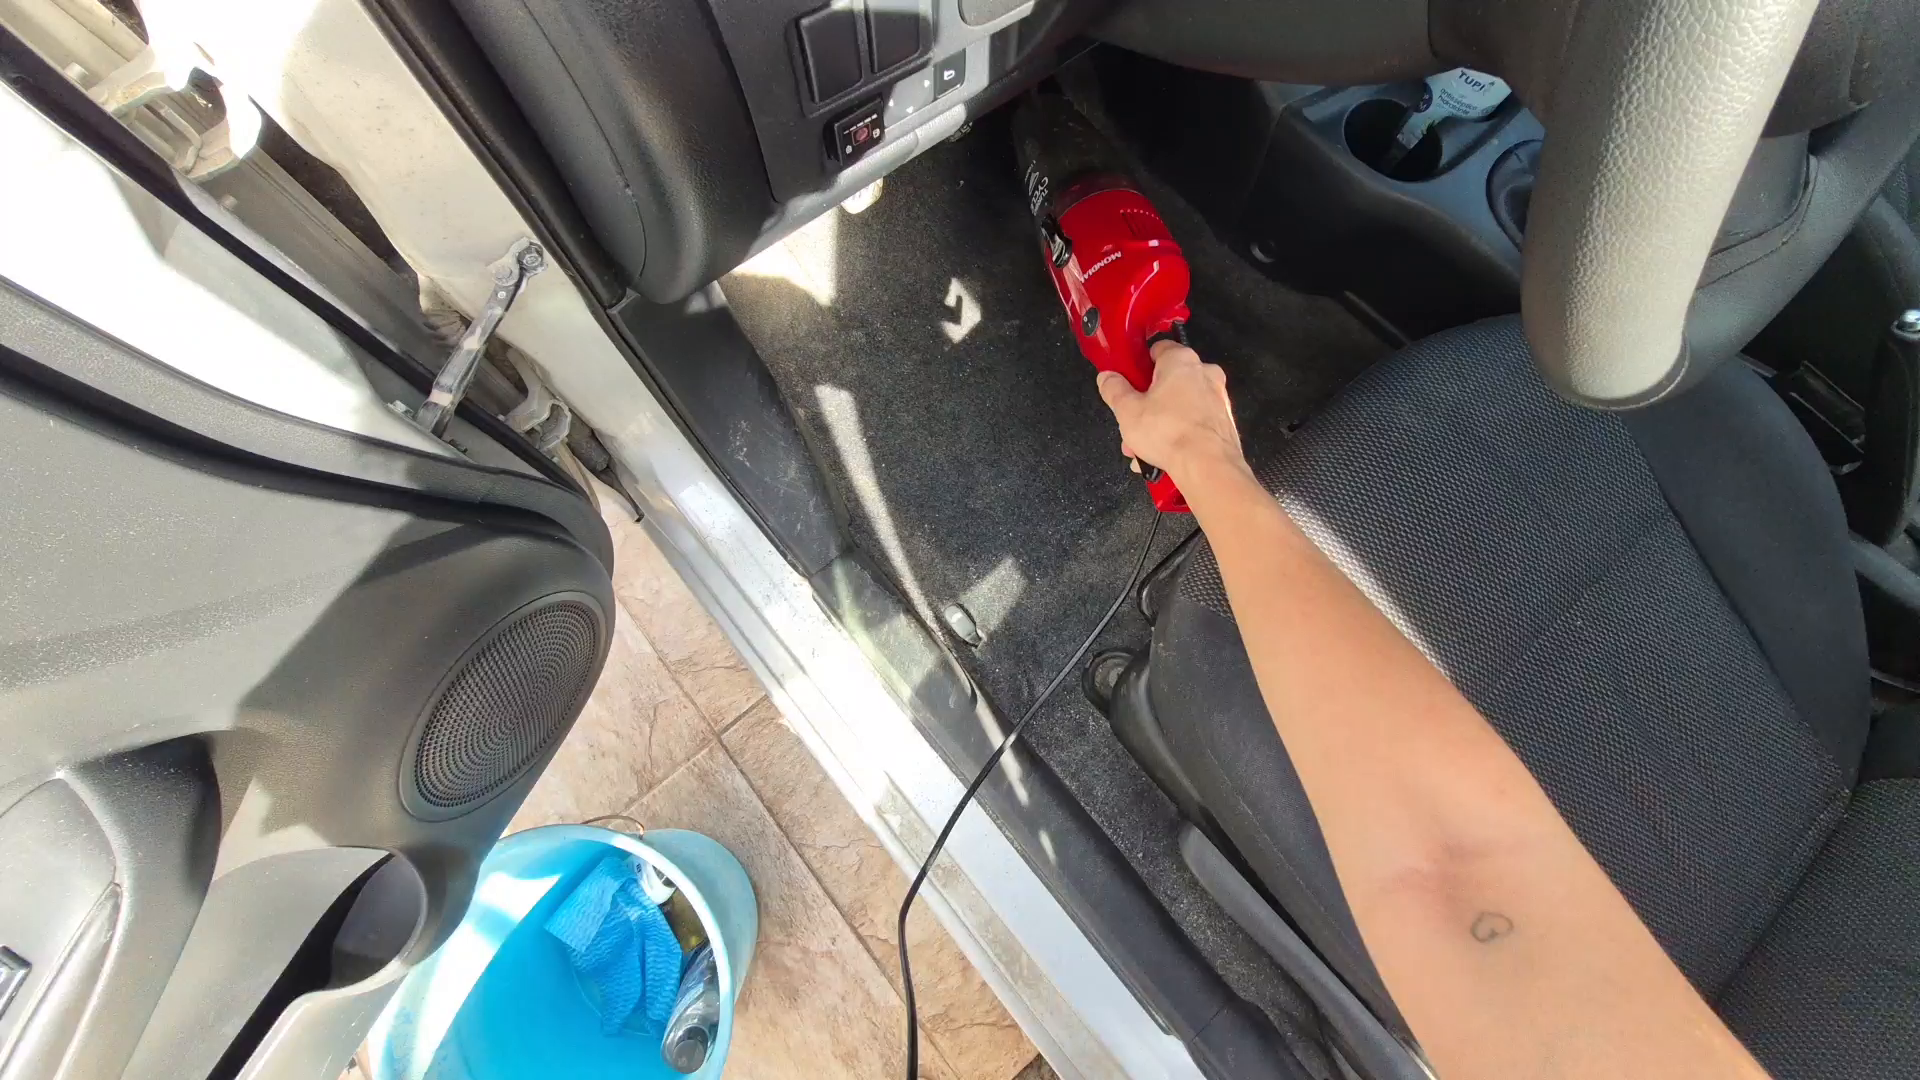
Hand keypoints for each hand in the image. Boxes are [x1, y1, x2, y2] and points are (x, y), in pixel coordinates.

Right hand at [1097, 340, 1250, 491]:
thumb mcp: (1126, 411)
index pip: (1156, 349)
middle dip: (1145, 403)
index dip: (1137, 364)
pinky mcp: (1221, 421)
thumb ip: (1113, 390)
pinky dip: (1176, 434)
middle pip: (1166, 382)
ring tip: (1142, 447)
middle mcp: (1203, 374)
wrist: (1207, 466)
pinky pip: (1192, 423)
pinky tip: (1161, 454)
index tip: (1125, 378)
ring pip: (1179, 406)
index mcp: (1180, 361)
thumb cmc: (1172, 434)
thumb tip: (1107, 379)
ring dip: (1158, 423)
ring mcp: (1215, 397)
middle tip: (1131, 421)